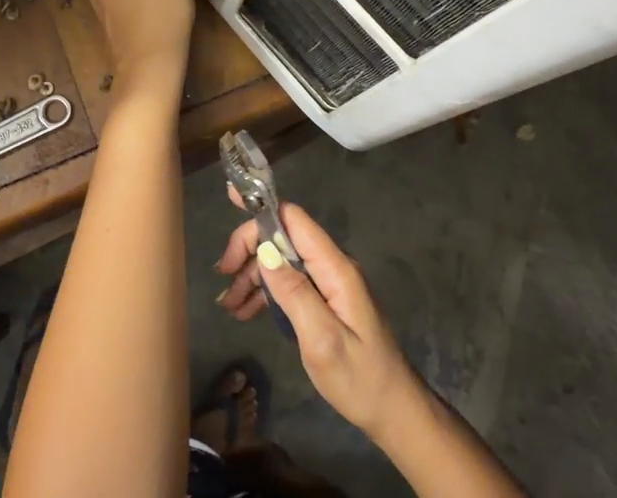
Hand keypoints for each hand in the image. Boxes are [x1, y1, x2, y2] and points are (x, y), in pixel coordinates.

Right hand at [215, 200, 424, 437]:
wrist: (393, 410)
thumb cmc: (360, 378)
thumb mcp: (322, 340)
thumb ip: (295, 293)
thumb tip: (265, 250)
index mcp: (336, 269)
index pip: (295, 220)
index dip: (262, 210)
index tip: (228, 206)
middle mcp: (333, 267)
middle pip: (284, 238)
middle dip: (250, 250)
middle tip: (223, 278)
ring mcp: (330, 284)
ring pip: (283, 261)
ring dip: (253, 276)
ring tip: (228, 305)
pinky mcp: (326, 301)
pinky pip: (290, 283)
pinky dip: (266, 293)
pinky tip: (246, 311)